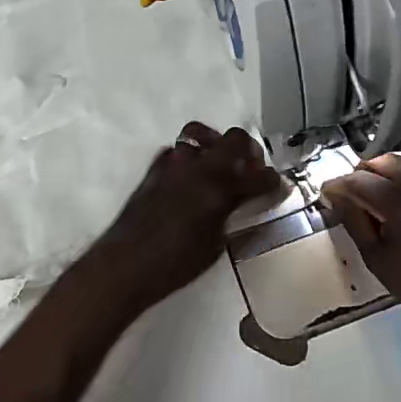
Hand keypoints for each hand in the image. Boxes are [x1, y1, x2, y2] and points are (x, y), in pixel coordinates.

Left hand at [83, 122, 284, 312]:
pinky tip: (188, 179)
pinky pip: (176, 152)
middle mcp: (199, 167)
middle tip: (250, 168)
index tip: (275, 186)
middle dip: (247, 151)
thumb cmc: (176, 265)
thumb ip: (232, 219)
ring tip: (218, 167)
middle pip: (234, 138)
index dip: (272, 181)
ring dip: (214, 148)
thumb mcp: (216, 246)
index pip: (259, 176)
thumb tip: (244, 209)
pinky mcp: (153, 170)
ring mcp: (174, 164)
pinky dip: (188, 159)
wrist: (124, 265)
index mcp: (221, 188)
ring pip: (200, 136)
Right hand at [320, 154, 400, 329]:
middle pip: (383, 162)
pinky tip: (400, 211)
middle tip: (350, 198)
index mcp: (399, 200)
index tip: (326, 194)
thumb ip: (354, 219)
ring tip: (374, 205)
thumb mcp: (376, 256)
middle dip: (362, 174)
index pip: (358, 179)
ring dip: (384, 177)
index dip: (337, 185)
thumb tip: (337, 196)